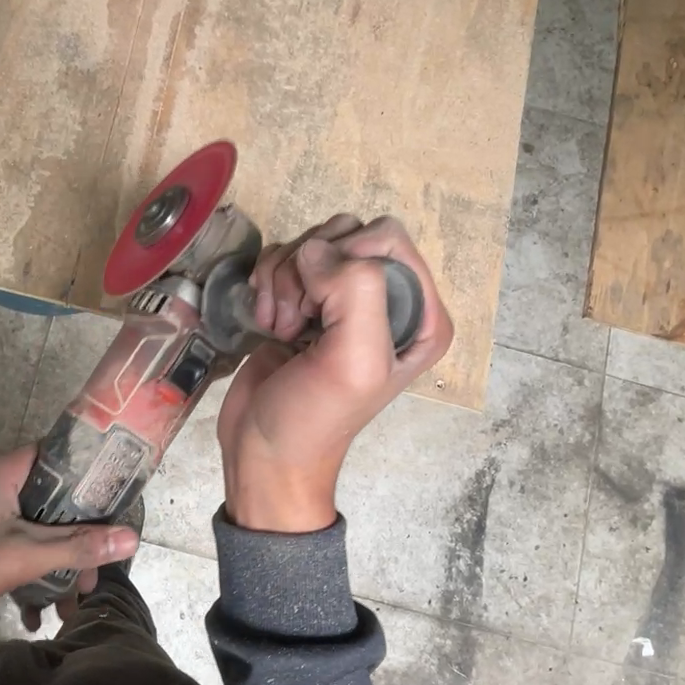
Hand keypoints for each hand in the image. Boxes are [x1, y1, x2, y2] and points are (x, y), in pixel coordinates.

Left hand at [0, 446, 139, 658]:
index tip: (122, 496)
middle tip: (102, 565)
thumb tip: (131, 538)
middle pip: (57, 499)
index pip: (60, 455)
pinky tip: (46, 612)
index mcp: (7, 472)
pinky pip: (23, 549)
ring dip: (61, 562)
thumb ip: (78, 546)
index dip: (93, 471)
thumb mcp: (25, 555)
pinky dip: (37, 574)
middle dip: (82, 534)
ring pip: (42, 529)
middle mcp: (0, 487)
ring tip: (79, 597)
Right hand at [217, 214, 453, 532]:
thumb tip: (314, 252)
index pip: (387, 237)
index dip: (346, 260)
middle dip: (310, 270)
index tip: (322, 309)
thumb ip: (355, 290)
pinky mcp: (302, 303)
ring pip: (312, 243)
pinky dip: (268, 285)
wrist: (264, 451)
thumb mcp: (354, 362)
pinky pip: (284, 259)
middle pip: (346, 234)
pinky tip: (268, 323)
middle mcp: (387, 300)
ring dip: (285, 280)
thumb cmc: (314, 418)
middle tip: (299, 319)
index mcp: (421, 315)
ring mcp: (341, 300)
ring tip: (281, 327)